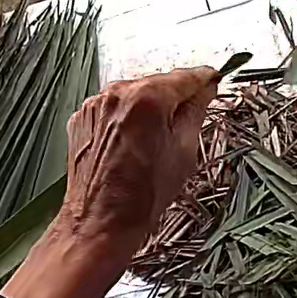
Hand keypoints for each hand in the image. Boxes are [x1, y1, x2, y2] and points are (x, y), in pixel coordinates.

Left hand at [2, 66, 217, 297]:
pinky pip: (114, 108)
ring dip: (149, 107)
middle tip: (189, 118)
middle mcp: (117, 94)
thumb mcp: (185, 152)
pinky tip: (133, 144)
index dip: (204, 78)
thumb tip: (205, 89)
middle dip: (175, 96)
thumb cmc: (142, 196)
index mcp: (147, 98)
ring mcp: (95, 105)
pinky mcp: (82, 118)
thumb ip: (196, 111)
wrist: (100, 222)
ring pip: (135, 94)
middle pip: (158, 82)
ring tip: (156, 139)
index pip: (185, 76)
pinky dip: (127, 118)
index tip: (214, 79)